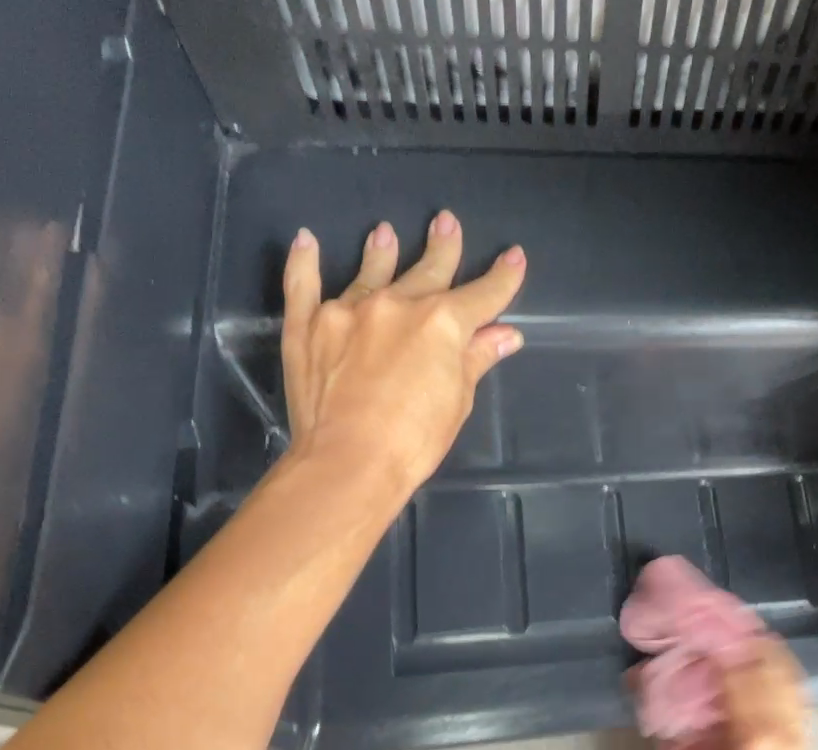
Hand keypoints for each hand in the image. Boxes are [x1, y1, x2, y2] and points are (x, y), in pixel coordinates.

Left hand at [279, 211, 526, 493]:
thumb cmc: (415, 439)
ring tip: (385, 231)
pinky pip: (303, 284)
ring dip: (381, 250)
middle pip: (427, 271)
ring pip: (370, 271)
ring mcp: (347, 311)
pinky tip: (306, 242)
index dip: (502, 278)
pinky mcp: (307, 325)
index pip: (482, 295)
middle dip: (444, 247)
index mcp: (442, 323)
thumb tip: (504, 334)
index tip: (514, 258)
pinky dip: (305, 263)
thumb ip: (476, 359)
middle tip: (447, 221)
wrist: (348, 460)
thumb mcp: (457, 400)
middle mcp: (396, 305)